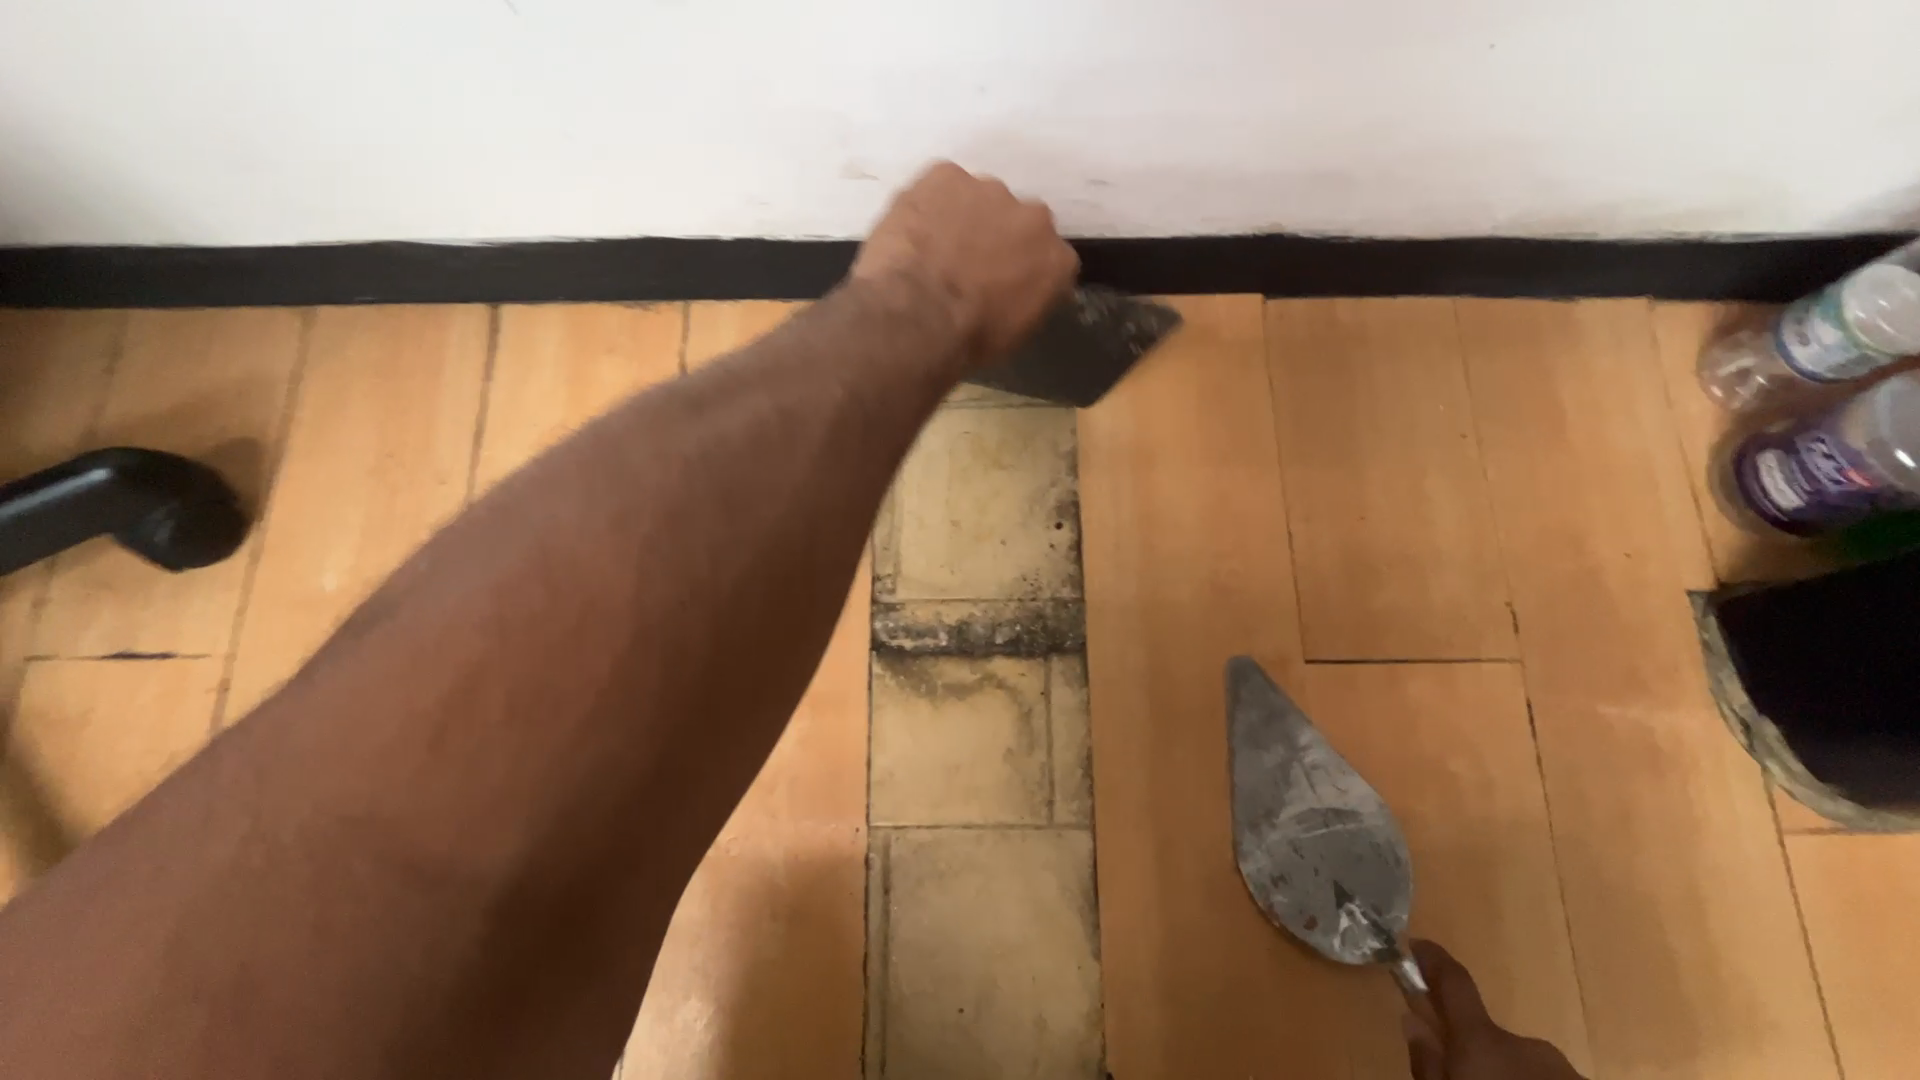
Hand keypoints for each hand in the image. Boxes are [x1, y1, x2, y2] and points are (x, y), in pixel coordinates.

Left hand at [851, 161, 1079, 364]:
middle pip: (1017, 222)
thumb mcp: (1013, 333)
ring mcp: (990, 190)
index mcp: (1057, 260)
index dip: (1021, 270)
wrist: (917, 315)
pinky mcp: (946, 175)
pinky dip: (928, 205)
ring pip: (978, 200)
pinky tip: (913, 232)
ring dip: (962, 219)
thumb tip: (1014, 293)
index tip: (1001, 285)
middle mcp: (1034, 217)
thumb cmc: (968, 340)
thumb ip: (1026, 299)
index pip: (1049, 259)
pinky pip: (940, 186)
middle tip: (965, 266)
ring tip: (932, 250)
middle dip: (996, 238)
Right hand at [1404, 941, 1586, 1079]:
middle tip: (1463, 1079)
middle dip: (1475, 1055)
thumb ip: (1427, 1063)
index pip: (1453, 981)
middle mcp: (1526, 1045)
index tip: (1414, 945)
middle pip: (1489, 1036)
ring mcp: (1564, 1071)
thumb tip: (1412, 1021)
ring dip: (1509, 1079)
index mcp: (1481, 1040)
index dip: (1432, 959)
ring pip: (1524, 1066)